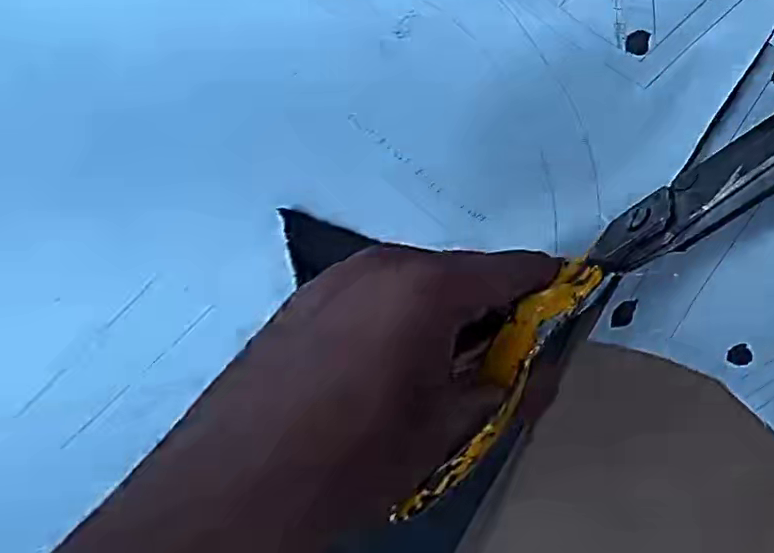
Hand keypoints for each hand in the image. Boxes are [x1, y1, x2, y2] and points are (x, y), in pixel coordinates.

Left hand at [59, 244, 559, 552]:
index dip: (550, 289)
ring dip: (447, 315)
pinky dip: (401, 318)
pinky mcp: (305, 300)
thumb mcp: (447, 430)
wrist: (210, 511)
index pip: (519, 267)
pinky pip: (379, 293)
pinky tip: (381, 370)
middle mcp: (387, 262)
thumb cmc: (346, 463)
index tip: (563, 312)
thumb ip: (515, 387)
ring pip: (423, 282)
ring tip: (435, 370)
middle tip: (496, 359)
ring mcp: (340, 277)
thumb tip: (553, 365)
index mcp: (429, 284)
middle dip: (493, 310)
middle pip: (469, 273)